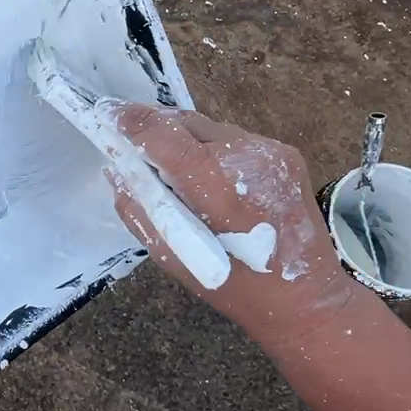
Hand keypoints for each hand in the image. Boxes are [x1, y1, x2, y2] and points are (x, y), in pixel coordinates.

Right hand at [109, 104, 361, 348]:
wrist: (307, 298)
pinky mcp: (286, 153)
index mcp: (213, 183)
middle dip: (153, 129)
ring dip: (184, 141)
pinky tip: (211, 180)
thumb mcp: (170, 256)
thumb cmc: (234, 286)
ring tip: (174, 170)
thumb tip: (116, 171)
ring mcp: (270, 150)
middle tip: (132, 145)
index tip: (104, 113)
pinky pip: (234, 140)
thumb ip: (137, 208)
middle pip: (183, 122)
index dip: (126, 119)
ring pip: (208, 128)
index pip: (159, 132)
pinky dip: (212, 151)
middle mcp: (244, 155)